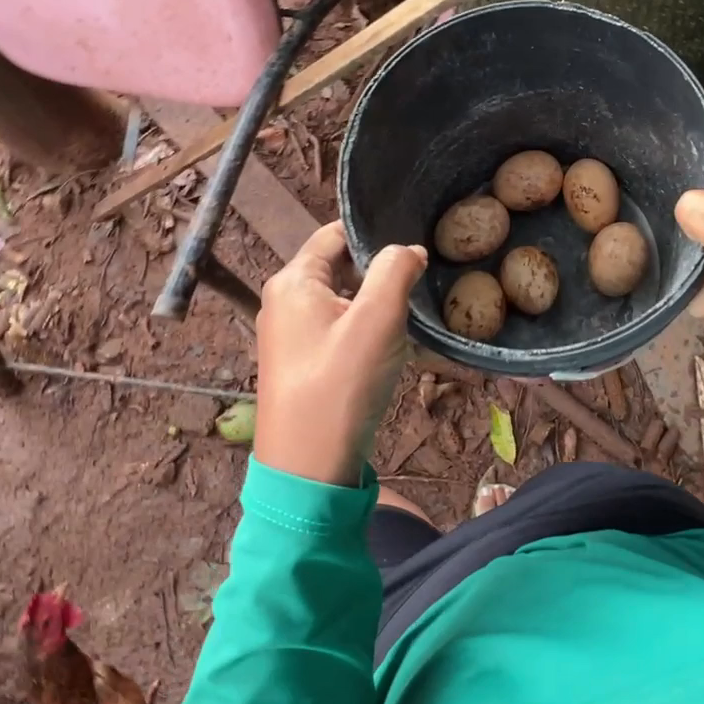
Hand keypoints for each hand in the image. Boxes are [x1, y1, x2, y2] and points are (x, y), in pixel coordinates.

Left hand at [253, 222, 426, 485]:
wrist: (308, 470)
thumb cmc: (340, 386)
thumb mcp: (377, 320)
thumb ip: (395, 270)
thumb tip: (409, 250)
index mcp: (292, 281)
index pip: (335, 234)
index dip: (375, 233)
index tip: (415, 240)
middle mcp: (283, 301)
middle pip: (340, 266)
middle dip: (379, 271)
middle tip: (420, 281)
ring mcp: (289, 334)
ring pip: (343, 299)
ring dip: (376, 304)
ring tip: (411, 313)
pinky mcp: (300, 362)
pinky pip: (338, 328)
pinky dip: (365, 330)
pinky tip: (390, 346)